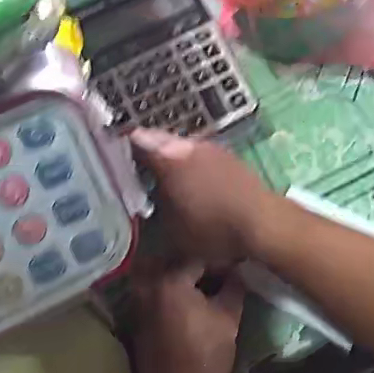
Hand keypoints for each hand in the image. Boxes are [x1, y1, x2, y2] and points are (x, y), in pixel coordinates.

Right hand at [131, 129, 283, 266]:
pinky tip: (191, 185)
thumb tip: (136, 206)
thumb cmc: (212, 229)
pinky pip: (199, 156)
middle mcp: (187, 146)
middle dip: (145, 156)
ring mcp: (211, 148)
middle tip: (133, 175)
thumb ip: (152, 213)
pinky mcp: (229, 156)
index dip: (120, 151)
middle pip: (157, 143)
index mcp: (167, 158)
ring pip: (180, 148)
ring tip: (161, 182)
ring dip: (169, 160)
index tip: (110, 161)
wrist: (263, 222)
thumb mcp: (172, 230)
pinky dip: (190, 166)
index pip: (134, 143)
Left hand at [131, 263, 243, 372]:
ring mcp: (139, 302)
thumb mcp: (229, 319)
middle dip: (195, 259)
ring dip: (178, 272)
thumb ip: (234, 287)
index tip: (236, 264)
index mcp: (170, 280)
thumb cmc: (205, 357)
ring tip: (203, 281)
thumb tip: (238, 269)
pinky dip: (168, 288)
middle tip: (217, 268)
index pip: (198, 255)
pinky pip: (153, 290)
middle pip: (172, 258)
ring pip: (158, 273)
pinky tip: (189, 299)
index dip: (220, 258)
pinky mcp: (138, 318)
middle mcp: (149, 286)